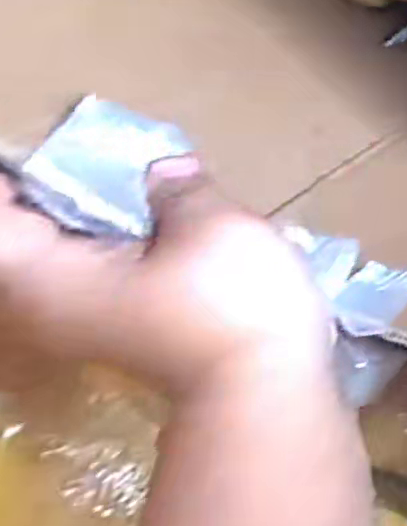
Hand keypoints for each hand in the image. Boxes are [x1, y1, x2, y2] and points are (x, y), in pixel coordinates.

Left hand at [0, 155, 334, 399]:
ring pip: (70, 251)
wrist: (262, 375)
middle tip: (128, 164)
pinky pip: (104, 270)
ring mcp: (81, 317)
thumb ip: (184, 192)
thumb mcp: (217, 229)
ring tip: (163, 191)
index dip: (21, 177)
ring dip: (108, 217)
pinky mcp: (122, 324)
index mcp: (41, 273)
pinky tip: (182, 231)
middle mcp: (40, 298)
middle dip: (69, 193)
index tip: (68, 150)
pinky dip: (130, 242)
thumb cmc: (231, 298)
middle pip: (27, 233)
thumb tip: (162, 170)